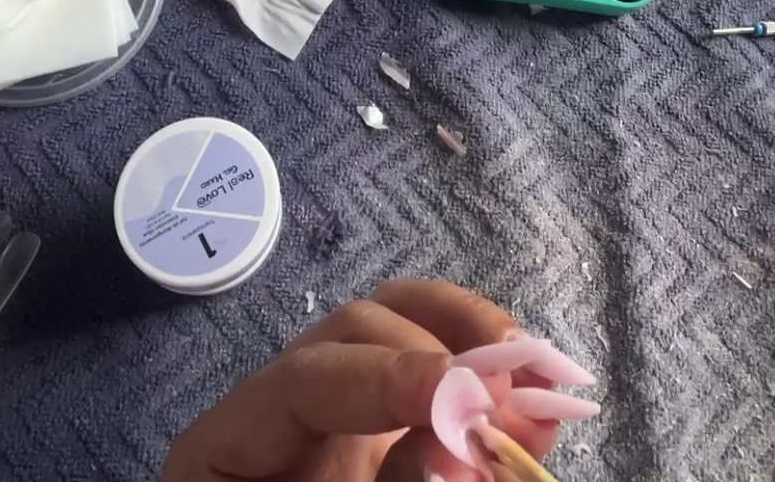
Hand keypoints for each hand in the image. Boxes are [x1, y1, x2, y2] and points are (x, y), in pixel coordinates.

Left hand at [163, 279, 558, 481]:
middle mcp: (287, 408)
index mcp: (233, 447)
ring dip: (474, 342)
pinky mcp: (384, 433)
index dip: (390, 377)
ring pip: (400, 327)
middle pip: (357, 329)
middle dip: (440, 351)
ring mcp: (339, 414)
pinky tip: (536, 397)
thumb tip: (470, 446)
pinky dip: (484, 375)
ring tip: (541, 378)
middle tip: (511, 397)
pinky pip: (430, 378)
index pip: (307, 377)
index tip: (471, 404)